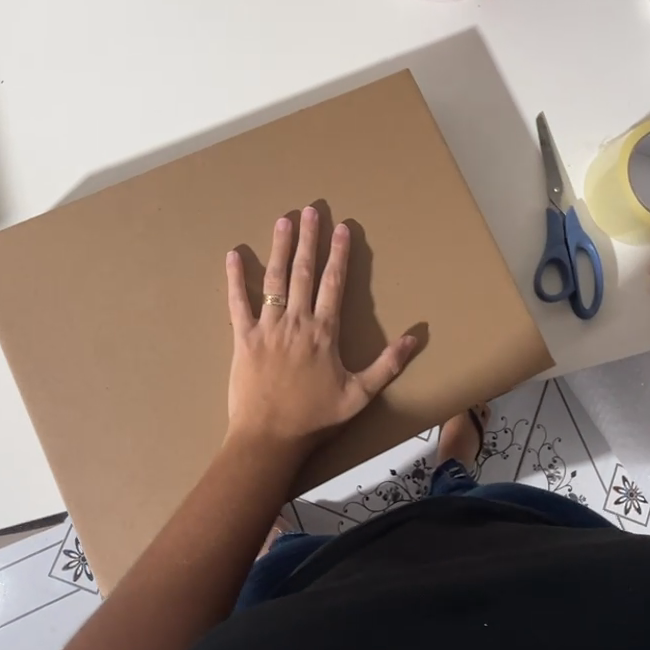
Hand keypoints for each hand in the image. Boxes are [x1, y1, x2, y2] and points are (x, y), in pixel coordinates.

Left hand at [224, 206, 415, 458]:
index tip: (343, 228)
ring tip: (283, 221)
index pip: (334, 283)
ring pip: (274, 280)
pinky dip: (235, 279)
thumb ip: (387, 365)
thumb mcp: (359, 395)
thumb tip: (415, 338)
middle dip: (309, 239)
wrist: (268, 439)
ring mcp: (267, 328)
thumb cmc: (315, 419)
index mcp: (324, 333)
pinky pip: (237, 303)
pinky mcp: (242, 339)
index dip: (339, 253)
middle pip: (304, 272)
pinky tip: (233, 255)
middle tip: (311, 210)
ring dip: (280, 248)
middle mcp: (296, 322)